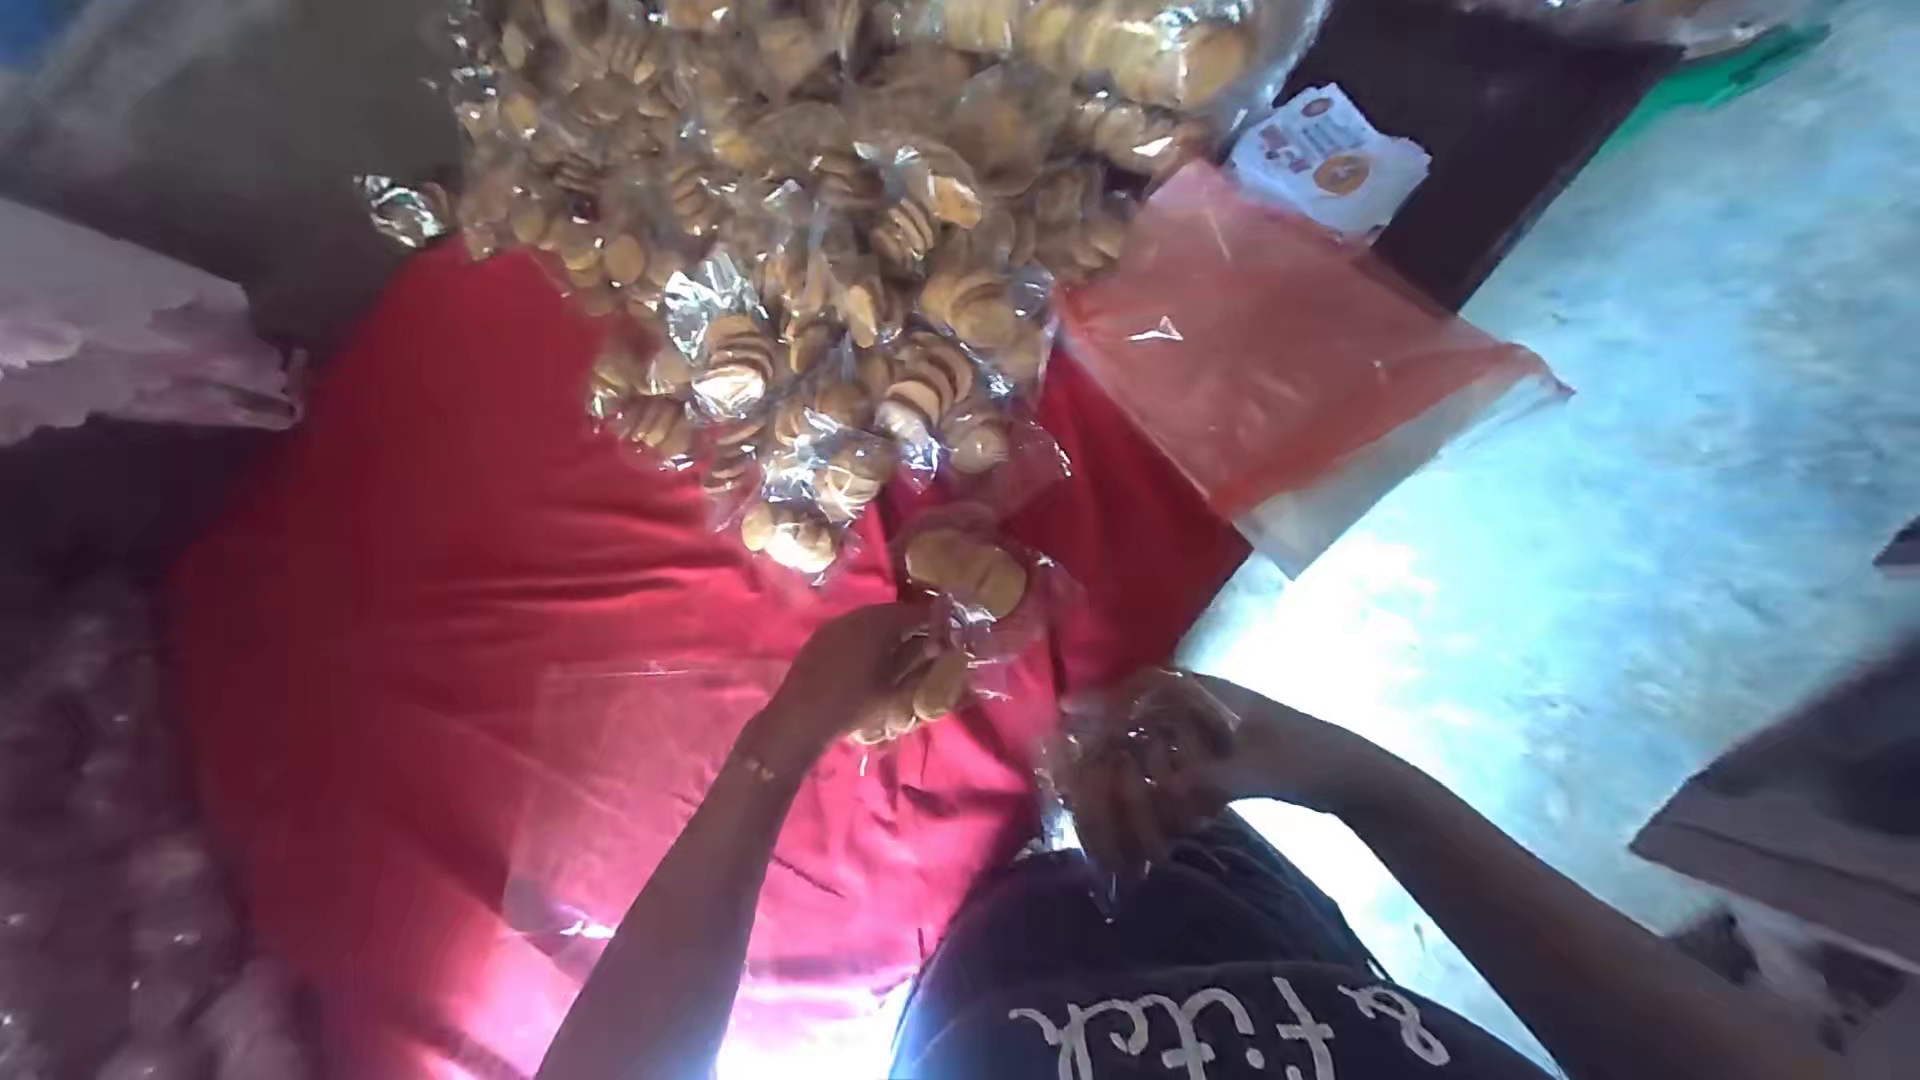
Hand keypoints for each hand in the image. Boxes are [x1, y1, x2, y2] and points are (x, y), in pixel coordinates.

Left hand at [746, 603, 928, 770]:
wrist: (800, 719)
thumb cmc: (854, 706)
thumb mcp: (897, 691)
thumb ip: (922, 667)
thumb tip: (940, 651)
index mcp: (880, 622)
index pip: (917, 612)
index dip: (936, 624)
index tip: (947, 640)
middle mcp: (858, 614)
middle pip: (894, 613)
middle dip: (912, 627)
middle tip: (927, 648)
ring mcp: (837, 623)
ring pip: (873, 620)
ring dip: (890, 632)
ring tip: (900, 656)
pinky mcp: (822, 636)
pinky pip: (854, 628)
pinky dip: (868, 638)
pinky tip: (870, 660)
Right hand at [1058, 670, 1408, 877]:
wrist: (1352, 777)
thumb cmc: (1306, 758)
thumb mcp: (1259, 770)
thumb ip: (1211, 780)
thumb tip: (1163, 794)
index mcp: (1203, 692)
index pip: (1141, 687)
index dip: (1101, 699)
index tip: (1067, 712)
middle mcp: (1196, 705)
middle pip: (1139, 719)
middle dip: (1113, 744)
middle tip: (1082, 766)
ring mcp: (1204, 731)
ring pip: (1154, 745)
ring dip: (1140, 773)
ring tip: (1122, 798)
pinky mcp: (1212, 756)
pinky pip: (1174, 766)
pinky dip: (1164, 786)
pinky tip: (1165, 814)